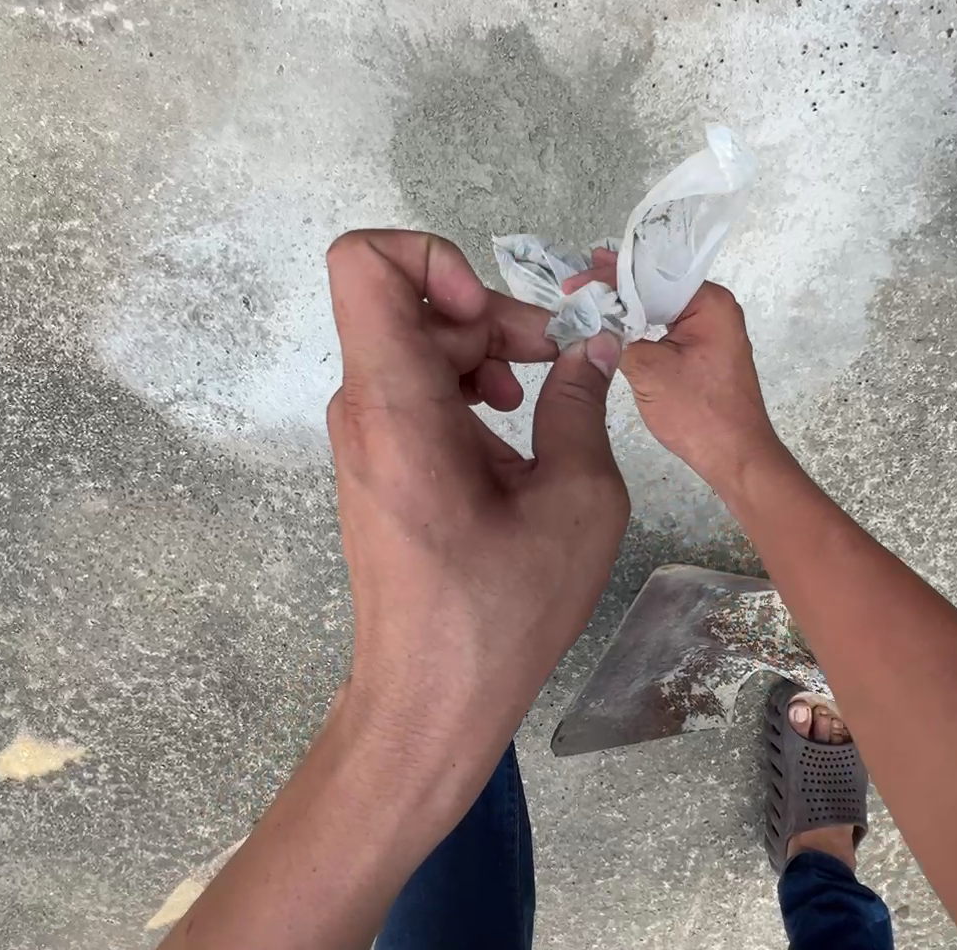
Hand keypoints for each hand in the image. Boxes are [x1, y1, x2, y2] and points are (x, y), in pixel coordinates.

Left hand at [166, 230, 627, 949]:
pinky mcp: (376, 457)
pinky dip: (464, 386)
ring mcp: (363, 432)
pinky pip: (414, 385)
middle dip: (492, 314)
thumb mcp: (577, 502)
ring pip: (418, 341)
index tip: (493, 313)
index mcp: (398, 404)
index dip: (433, 257)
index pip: (363, 262)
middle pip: (413, 301)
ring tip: (536, 399)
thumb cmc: (502, 610)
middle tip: (558, 360)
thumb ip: (583, 406)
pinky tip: (508, 434)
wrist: (428, 698)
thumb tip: (594, 349)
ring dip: (484, 350)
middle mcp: (363, 406)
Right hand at [563, 249, 782, 490]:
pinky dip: (638, 323)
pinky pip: (665, 325)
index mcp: (708, 303)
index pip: (650, 276)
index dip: (608, 277)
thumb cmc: (699, 414)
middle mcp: (713, 307)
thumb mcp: (649, 371)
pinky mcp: (702, 348)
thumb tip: (588, 321)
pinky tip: (613, 322)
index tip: (574, 283)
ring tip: (588, 294)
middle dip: (615, 285)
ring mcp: (710, 328)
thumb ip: (618, 339)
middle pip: (656, 285)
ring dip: (625, 304)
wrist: (735, 457)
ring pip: (659, 305)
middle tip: (576, 282)